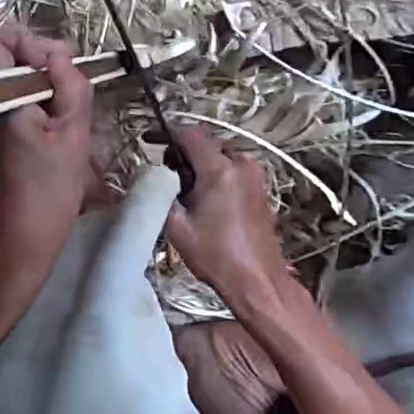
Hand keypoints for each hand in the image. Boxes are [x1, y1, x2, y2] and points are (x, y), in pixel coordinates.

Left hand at [0, 23, 94, 282]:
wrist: (17, 248)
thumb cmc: (46, 193)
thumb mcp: (72, 135)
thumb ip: (69, 87)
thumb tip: (61, 54)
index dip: (27, 40)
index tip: (57, 67)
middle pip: (8, 57)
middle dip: (45, 64)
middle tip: (74, 89)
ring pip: (18, 83)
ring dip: (50, 89)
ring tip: (75, 115)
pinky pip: (20, 106)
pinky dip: (44, 110)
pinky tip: (66, 134)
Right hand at [164, 128, 288, 299]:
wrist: (258, 280)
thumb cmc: (215, 255)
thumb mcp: (176, 226)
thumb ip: (162, 192)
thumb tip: (155, 175)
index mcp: (219, 170)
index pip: (191, 134)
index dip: (168, 133)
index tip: (152, 139)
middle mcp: (241, 164)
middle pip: (207, 143)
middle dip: (185, 152)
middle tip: (167, 173)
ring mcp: (255, 175)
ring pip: (221, 155)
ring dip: (203, 163)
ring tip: (187, 189)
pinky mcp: (261, 188)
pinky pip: (234, 169)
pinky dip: (218, 174)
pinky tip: (208, 198)